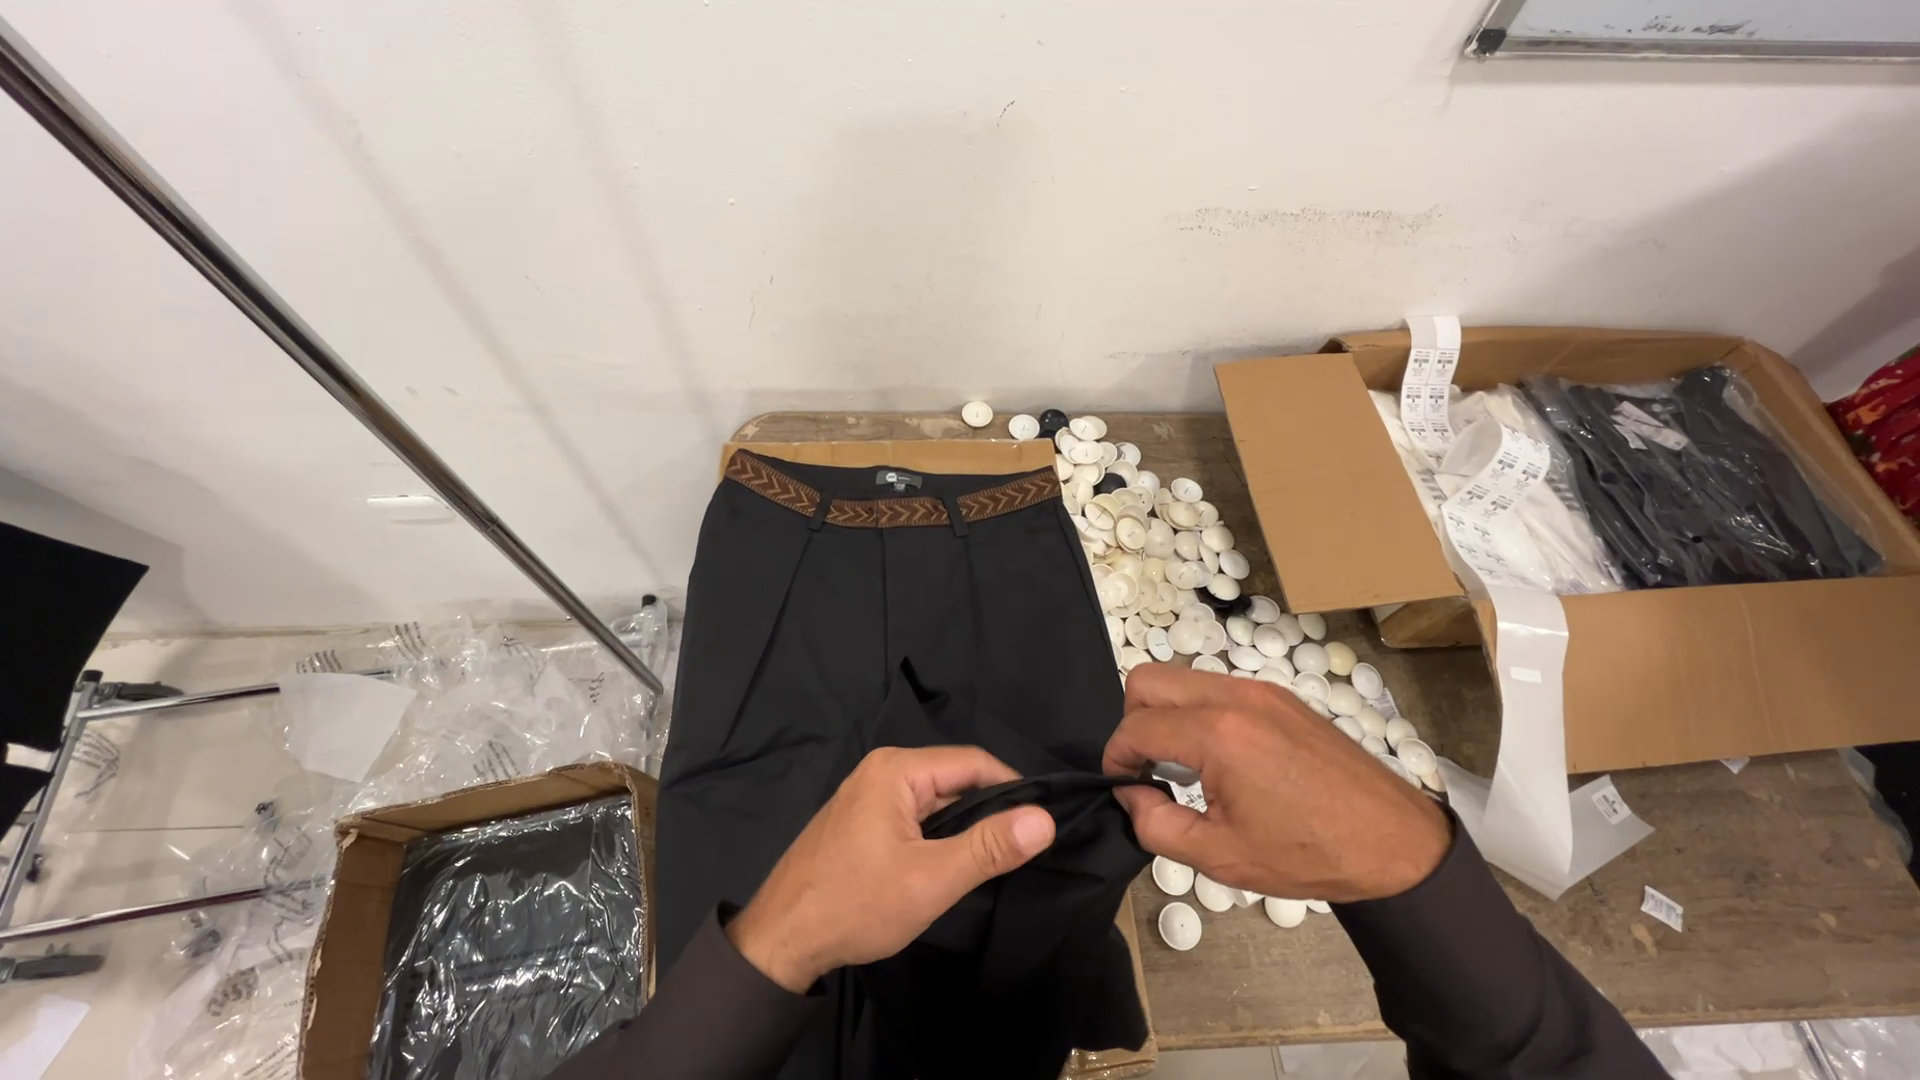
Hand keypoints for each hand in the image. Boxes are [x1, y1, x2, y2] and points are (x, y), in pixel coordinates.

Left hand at [727, 745, 1056, 991]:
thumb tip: (1044, 819)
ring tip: (988, 861)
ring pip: (934, 801)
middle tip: (1017, 850)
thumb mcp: (931, 880)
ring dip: (961, 827)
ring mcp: (867, 794)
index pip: (973, 762)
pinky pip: (913, 816)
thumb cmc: (855, 905)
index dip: (1012, 789)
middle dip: (987, 811)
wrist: (780, 940)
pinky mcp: (860, 820)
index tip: (1039, 824)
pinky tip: (946, 865)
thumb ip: (989, 848)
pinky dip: (936, 835)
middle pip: (953, 779)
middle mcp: (880, 770)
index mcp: (896, 769)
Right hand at [1103, 663, 1447, 902]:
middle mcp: (1237, 697)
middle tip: (1146, 767)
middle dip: (1132, 721)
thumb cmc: (1309, 854)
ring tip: (1183, 766)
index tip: (1119, 784)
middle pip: (1148, 680)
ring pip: (1182, 678)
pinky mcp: (1280, 696)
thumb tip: (1130, 794)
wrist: (1397, 844)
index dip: (1115, 756)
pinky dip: (1198, 712)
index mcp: (1219, 734)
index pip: (1137, 725)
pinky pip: (1216, 687)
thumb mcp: (1220, 855)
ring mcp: (1262, 691)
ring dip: (1166, 714)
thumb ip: (1154, 824)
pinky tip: (1220, 758)